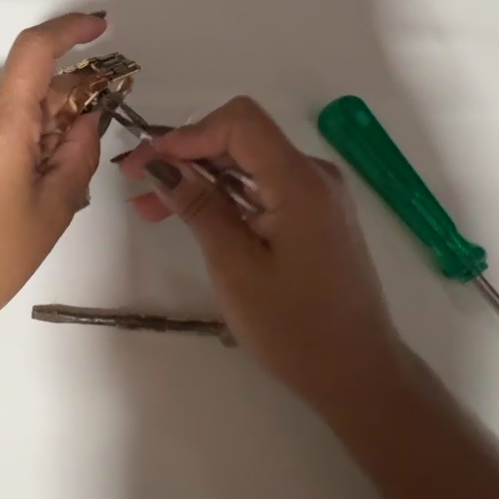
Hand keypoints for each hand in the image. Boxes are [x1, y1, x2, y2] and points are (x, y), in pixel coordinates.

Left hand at [0, 13, 109, 331]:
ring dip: (31, 134)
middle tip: (72, 162)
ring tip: (36, 192)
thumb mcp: (53, 209)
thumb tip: (88, 117)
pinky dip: (6, 143)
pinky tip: (8, 192)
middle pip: (25, 90)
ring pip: (5, 112)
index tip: (98, 28)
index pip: (34, 50)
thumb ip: (78, 153)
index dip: (70, 29)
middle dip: (58, 113)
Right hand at [120, 97, 399, 411]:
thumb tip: (160, 164)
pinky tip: (194, 216)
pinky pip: (263, 185)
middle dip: (186, 154)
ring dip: (201, 176)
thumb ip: (198, 206)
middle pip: (241, 137)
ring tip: (154, 208)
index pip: (238, 123)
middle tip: (139, 187)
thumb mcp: (234, 266)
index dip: (185, 135)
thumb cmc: (295, 328)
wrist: (359, 376)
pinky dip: (225, 194)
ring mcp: (318, 194)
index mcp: (300, 182)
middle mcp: (314, 175)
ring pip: (248, 161)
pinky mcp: (315, 214)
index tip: (144, 165)